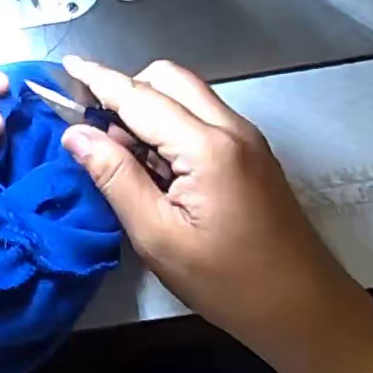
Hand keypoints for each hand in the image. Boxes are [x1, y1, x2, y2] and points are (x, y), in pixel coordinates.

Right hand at [59, 56, 369, 360]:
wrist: (305, 307)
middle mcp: (230, 126)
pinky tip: (160, 165)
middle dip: (128, 89)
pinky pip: (202, 113)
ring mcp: (245, 135)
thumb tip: (76, 134)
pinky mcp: (251, 148)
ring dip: (150, 106)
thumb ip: (116, 177)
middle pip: (169, 78)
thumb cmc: (228, 283)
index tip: (68, 64)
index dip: (99, 78)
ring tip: (127, 156)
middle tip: (98, 131)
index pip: (140, 96)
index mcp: (207, 146)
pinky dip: (172, 121)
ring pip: (187, 92)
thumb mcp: (159, 237)